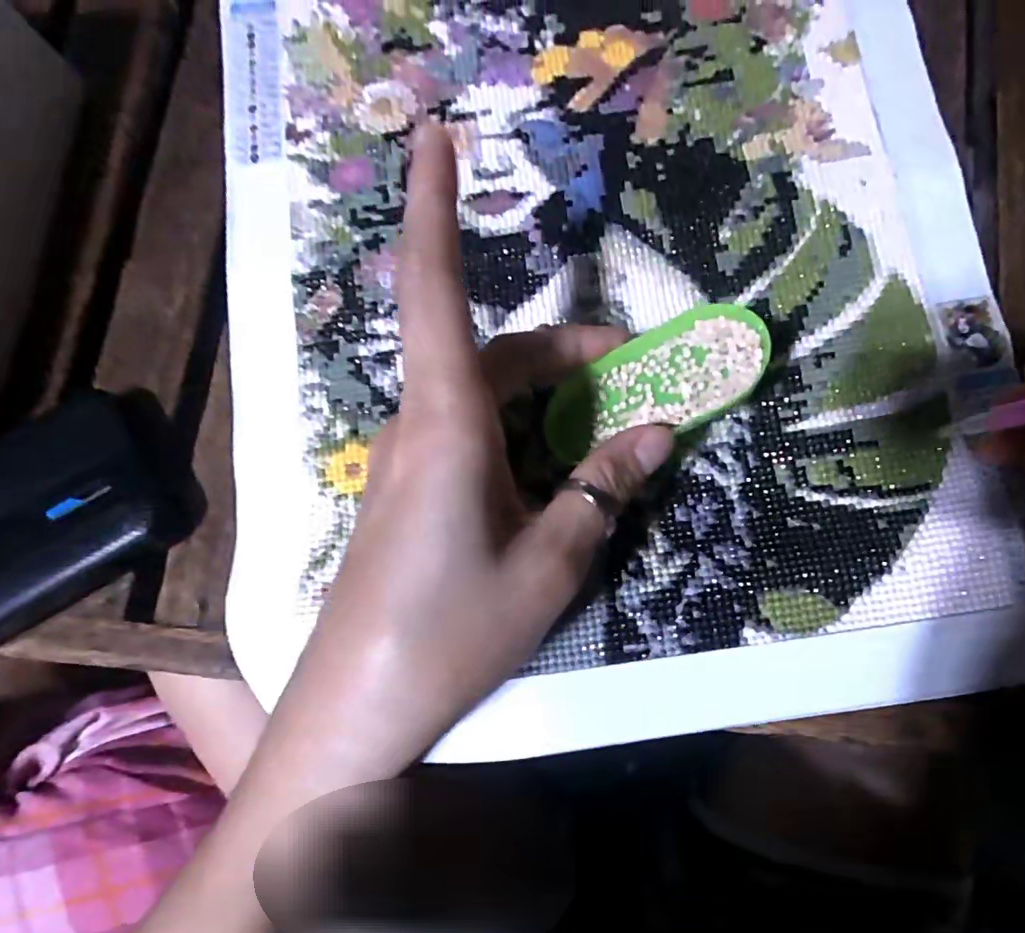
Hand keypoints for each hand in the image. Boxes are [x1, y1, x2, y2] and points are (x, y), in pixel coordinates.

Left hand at [279, 122, 674, 766]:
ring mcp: (411, 464)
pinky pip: (474, 442)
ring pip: (486, 402)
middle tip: (636, 375)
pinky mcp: (412, 497)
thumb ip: (604, 489)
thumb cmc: (456, 630)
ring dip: (551, 405)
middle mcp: (422, 428)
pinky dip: (525, 443)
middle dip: (567, 354)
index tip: (437, 137)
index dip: (433, 206)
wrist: (363, 704)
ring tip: (611, 442)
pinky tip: (558, 486)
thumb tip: (661, 432)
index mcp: (448, 424)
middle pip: (494, 356)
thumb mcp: (551, 561)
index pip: (435, 289)